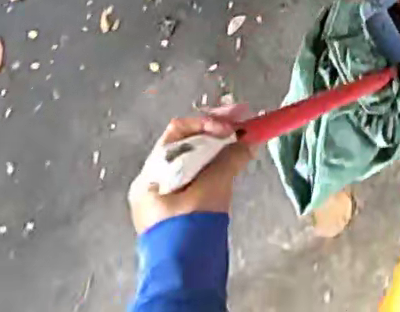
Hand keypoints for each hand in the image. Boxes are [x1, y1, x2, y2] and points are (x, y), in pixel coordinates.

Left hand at [129, 103, 252, 233]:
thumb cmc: (192, 232)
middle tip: (243, 115)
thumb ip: (229, 160)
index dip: (206, 122)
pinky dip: (216, 163)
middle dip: (216, 129)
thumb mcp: (211, 191)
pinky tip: (235, 156)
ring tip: (244, 133)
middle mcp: (153, 181)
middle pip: (186, 143)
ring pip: (194, 158)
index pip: (178, 132)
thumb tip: (249, 140)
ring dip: (219, 145)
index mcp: (151, 175)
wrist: (186, 285)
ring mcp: (166, 196)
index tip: (231, 123)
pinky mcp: (181, 209)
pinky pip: (198, 175)